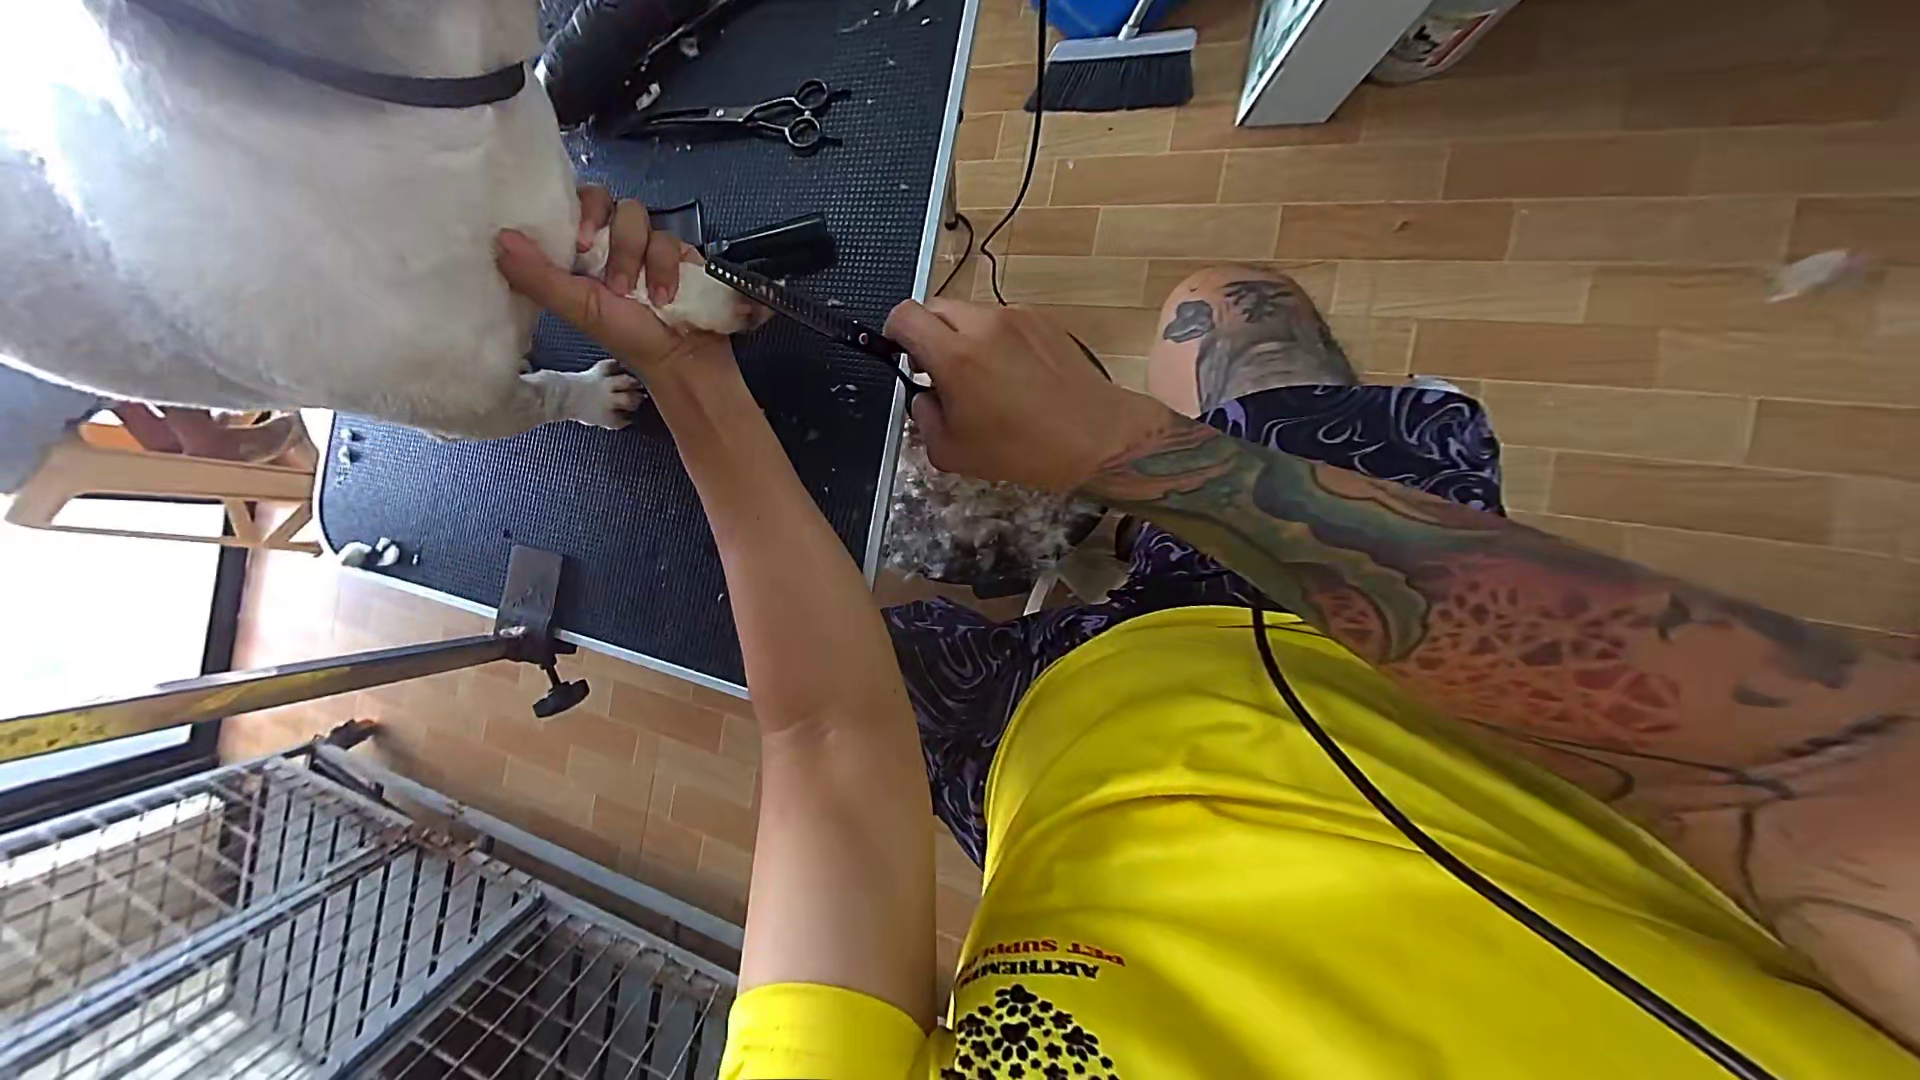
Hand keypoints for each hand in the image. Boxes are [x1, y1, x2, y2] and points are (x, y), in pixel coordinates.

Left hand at [497, 188, 720, 375]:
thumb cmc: (630, 337)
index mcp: (584, 253)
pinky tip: (665, 295)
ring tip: (641, 294)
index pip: (572, 205)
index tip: (580, 242)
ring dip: (636, 257)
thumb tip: (499, 238)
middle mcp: (614, 243)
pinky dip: (666, 268)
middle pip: (606, 200)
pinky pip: (670, 240)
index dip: (575, 210)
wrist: (683, 359)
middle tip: (609, 267)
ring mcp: (649, 246)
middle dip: (610, 235)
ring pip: (637, 216)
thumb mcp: (580, 311)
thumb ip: (540, 277)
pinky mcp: (681, 254)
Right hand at [883, 299, 1173, 493]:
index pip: (904, 316)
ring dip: (963, 337)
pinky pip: (1002, 320)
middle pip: (934, 308)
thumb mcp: (952, 453)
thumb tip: (923, 398)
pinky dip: (995, 339)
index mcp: (955, 356)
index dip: (895, 334)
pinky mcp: (1042, 319)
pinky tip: (1012, 374)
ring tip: (981, 377)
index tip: (902, 354)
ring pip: (969, 313)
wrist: (1095, 437)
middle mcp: (983, 324)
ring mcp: (1016, 317)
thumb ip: (923, 419)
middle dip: (929, 336)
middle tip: (940, 371)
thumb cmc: (1023, 450)